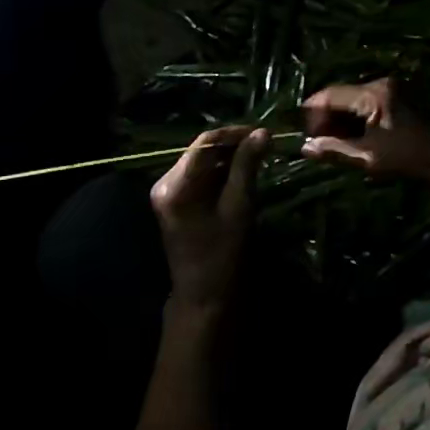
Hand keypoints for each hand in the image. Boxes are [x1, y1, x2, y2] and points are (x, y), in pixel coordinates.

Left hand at [149, 125, 269, 309]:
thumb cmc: (223, 255)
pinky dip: (220, 172)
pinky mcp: (175, 201)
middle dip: (233, 144)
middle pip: (201, 150)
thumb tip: (262, 132)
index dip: (235, 133)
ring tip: (258, 156)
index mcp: (176, 185)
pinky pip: (199, 176)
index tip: (263, 132)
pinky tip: (242, 173)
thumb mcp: (239, 207)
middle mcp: (165, 183)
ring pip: (202, 162)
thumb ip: (247, 167)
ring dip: (228, 157)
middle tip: (264, 143)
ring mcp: (167, 192)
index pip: (205, 142)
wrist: (203, 297)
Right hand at [300, 79, 429, 183]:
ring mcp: (394, 88)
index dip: (312, 114)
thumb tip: (305, 148)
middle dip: (327, 118)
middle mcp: (382, 83)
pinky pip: (370, 102)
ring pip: (354, 99)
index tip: (307, 136)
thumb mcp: (368, 157)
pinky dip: (358, 117)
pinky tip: (356, 137)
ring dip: (342, 119)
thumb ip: (334, 150)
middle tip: (320, 143)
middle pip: (342, 95)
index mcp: (373, 94)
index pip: (329, 95)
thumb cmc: (409, 159)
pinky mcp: (401, 96)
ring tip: (337, 143)